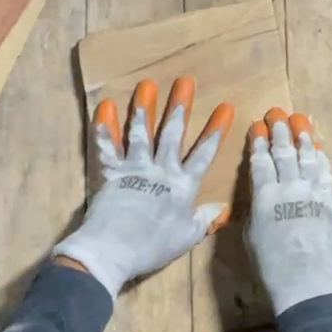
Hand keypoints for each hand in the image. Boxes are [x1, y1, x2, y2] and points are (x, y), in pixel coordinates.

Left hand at [53, 78, 230, 297]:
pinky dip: (105, 128)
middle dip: (180, 106)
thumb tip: (225, 209)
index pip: (204, 153)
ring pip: (141, 133)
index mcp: (182, 185)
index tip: (226, 105)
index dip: (216, 130)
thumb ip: (205, 220)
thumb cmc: (153, 246)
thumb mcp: (186, 237)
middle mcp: (161, 170)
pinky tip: (105, 107)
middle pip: (173, 134)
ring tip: (147, 85)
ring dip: (144, 108)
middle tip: (185, 81)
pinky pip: (108, 148)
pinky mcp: (111, 173)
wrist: (112, 250)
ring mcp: (135, 168)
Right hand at [245, 109, 331, 314]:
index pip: (261, 162)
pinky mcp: (330, 200)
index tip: (258, 128)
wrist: (306, 279)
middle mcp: (289, 187)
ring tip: (300, 126)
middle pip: (284, 153)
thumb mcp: (252, 236)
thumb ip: (255, 209)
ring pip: (307, 158)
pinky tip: (319, 152)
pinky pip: (326, 173)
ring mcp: (312, 191)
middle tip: (278, 116)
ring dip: (303, 141)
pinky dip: (321, 160)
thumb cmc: (271, 265)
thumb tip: (259, 194)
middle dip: (280, 133)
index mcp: (265, 196)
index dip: (259, 143)